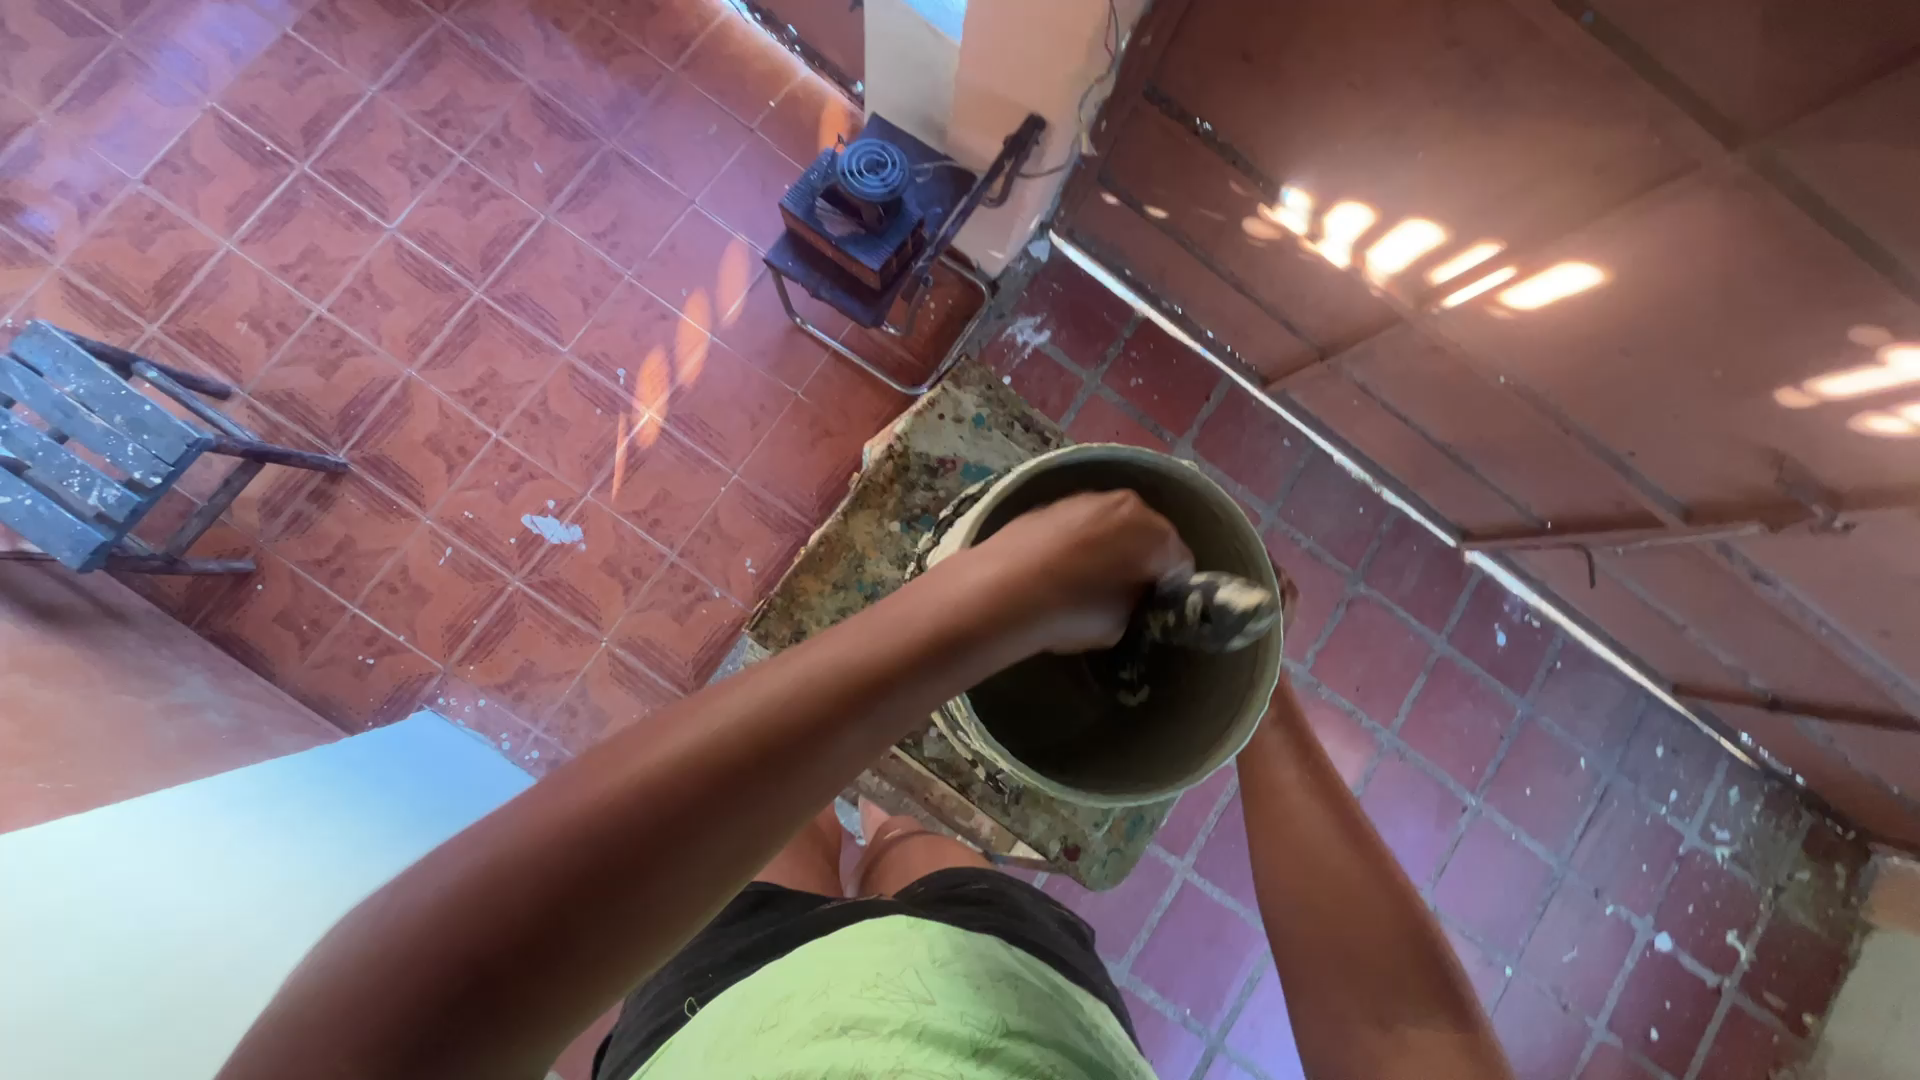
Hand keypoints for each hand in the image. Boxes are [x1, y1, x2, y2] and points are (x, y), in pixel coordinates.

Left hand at [963, 489, 1193, 653]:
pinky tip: (1055, 568)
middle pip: (1147, 535)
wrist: (1003, 588)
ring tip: (1082, 580)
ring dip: (1106, 547)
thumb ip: (1138, 602)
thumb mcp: (1122, 622)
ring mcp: (1086, 499)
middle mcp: (1127, 505)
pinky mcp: (1051, 503)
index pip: (1181, 563)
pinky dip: (1075, 542)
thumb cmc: (1074, 610)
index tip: (1152, 608)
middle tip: (1119, 594)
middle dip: (1139, 560)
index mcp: (1157, 535)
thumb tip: (1132, 594)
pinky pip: (1078, 525)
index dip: (1169, 589)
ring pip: (1110, 525)